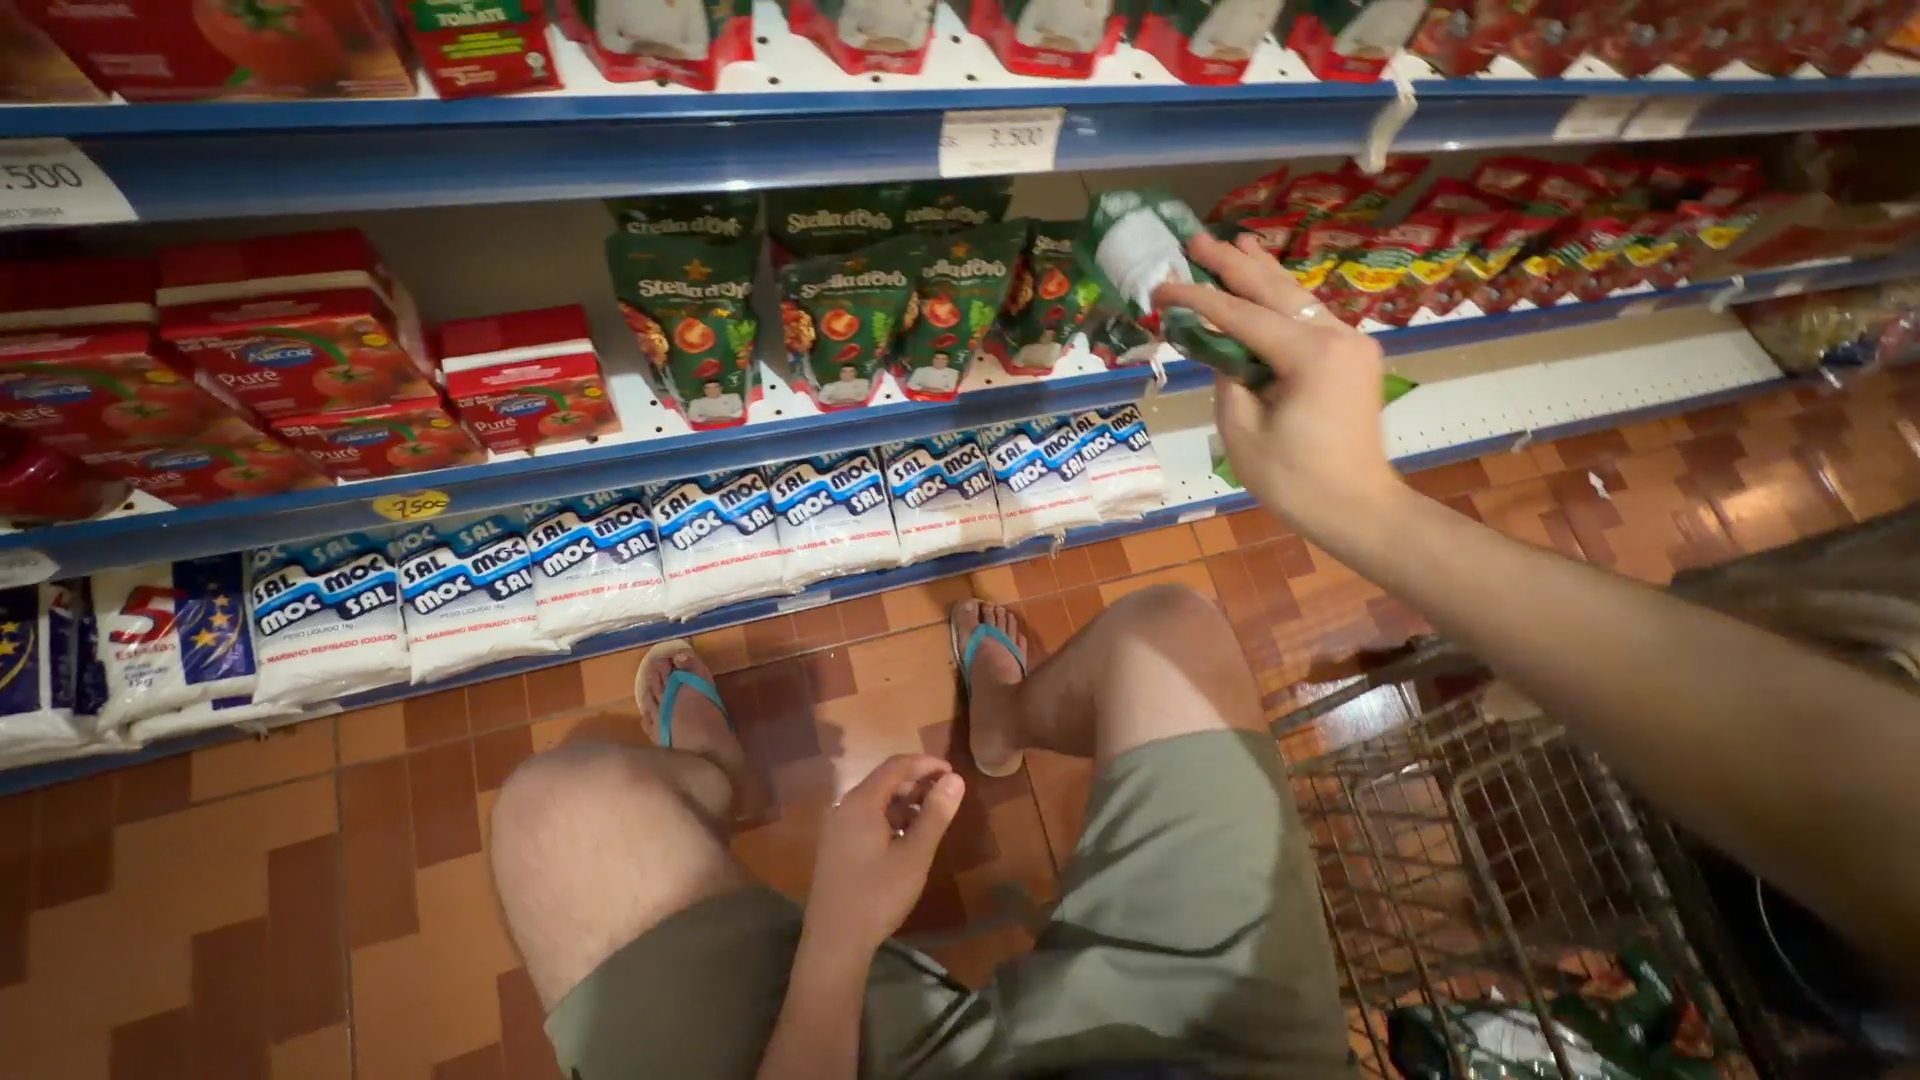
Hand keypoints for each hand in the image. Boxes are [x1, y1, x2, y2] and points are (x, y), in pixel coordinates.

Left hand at [802, 754, 965, 953]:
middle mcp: (845, 806)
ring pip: (876, 800)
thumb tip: (955, 779)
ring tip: (932, 817)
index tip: (952, 772)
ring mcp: (838, 827)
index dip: (926, 763)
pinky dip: (891, 818)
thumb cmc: (878, 895)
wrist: (834, 941)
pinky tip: (908, 837)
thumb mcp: (914, 854)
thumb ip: (935, 814)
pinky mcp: (837, 845)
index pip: (896, 765)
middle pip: (885, 780)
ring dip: (905, 802)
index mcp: (861, 802)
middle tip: (946, 795)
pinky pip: (867, 818)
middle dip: (917, 782)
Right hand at [1152, 232, 1403, 533]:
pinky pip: (1309, 318)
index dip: (1197, 300)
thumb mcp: (1242, 432)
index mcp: (1310, 355)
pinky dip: (1282, 300)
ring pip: (1297, 297)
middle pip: (1275, 291)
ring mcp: (1350, 344)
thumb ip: (1227, 380)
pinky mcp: (1350, 358)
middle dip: (1232, 265)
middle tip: (1195, 240)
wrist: (1357, 507)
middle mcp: (1337, 336)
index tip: (1161, 287)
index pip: (1241, 316)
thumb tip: (1222, 351)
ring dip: (1261, 272)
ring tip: (1233, 245)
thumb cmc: (1295, 481)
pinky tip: (1267, 283)